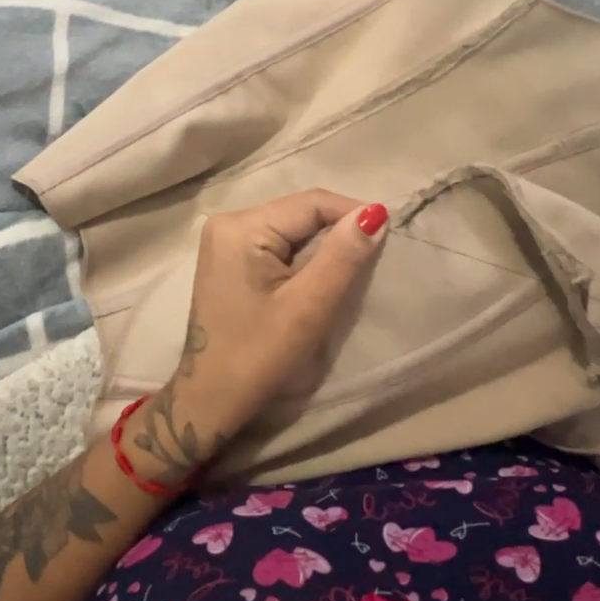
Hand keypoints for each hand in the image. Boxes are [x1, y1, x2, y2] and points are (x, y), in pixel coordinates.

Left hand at [122, 190, 388, 485]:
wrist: (211, 398)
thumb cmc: (259, 355)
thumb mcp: (308, 306)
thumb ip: (342, 256)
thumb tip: (375, 212)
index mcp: (241, 227)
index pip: (311, 203)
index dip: (353, 213)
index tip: (387, 236)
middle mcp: (228, 222)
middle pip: (299, 212)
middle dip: (337, 230)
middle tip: (371, 257)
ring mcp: (224, 240)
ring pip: (290, 228)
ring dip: (322, 245)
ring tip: (349, 268)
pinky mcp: (228, 259)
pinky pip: (276, 244)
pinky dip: (302, 256)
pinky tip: (317, 277)